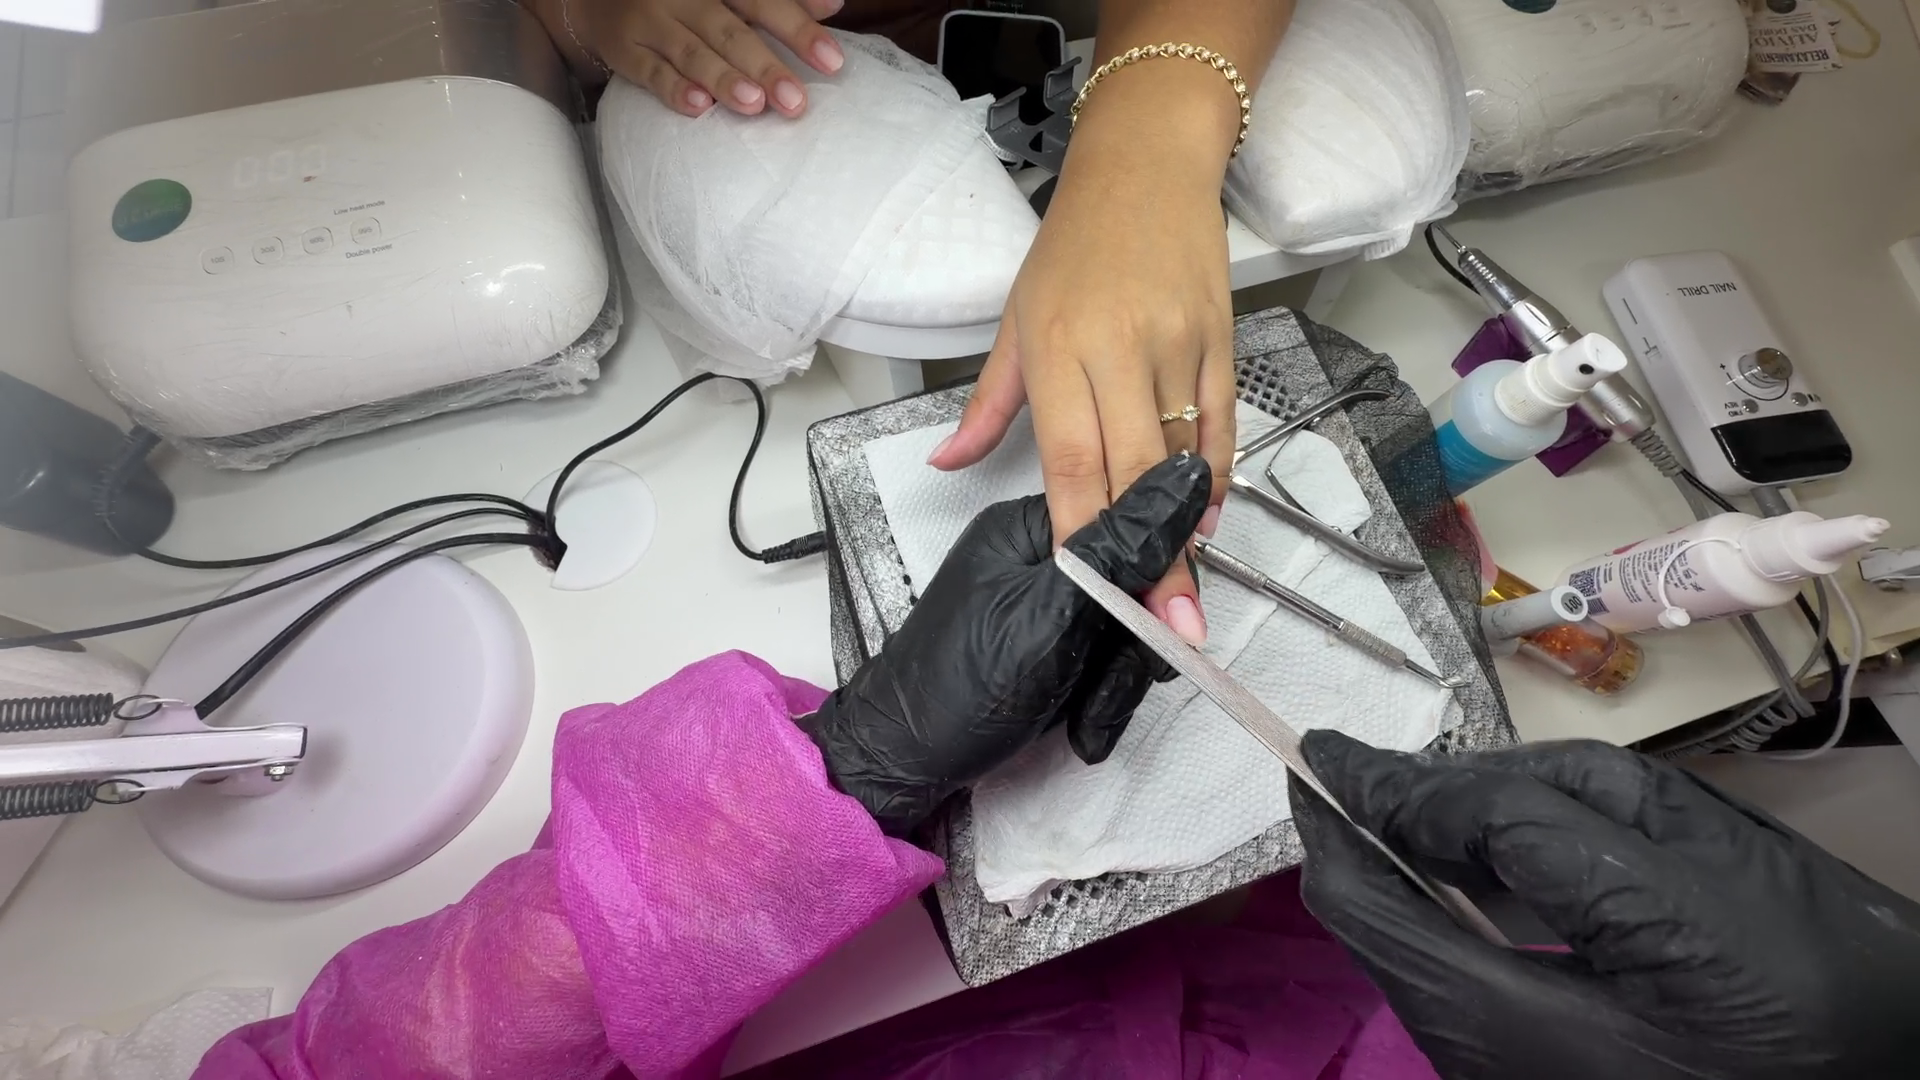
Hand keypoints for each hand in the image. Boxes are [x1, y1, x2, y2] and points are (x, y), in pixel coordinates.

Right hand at [550, 0, 845, 116]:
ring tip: (755, 104)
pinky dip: (674, 89)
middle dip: (766, 65)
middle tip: (797, 101)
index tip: (834, 60)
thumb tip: (832, 5)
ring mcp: (651, 20)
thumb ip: (776, 0)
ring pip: (692, 51)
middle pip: (731, 30)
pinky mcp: (625, 50)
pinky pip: (650, 73)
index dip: (798, 27)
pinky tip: (699, 107)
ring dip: (724, 78)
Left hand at [806, 453, 1210, 835]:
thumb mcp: (1053, 612)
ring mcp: (1043, 603)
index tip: (1166, 633)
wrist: (906, 760)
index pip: (1131, 523)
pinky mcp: (1048, 644)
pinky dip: (1101, 697)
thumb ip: (1124, 547)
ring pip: (1124, 630)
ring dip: (1116, 683)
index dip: (1158, 581)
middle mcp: (1040, 557)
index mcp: (1032, 526)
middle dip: (1130, 649)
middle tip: (1106, 687)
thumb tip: (1188, 472)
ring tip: (1086, 717)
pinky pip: (1102, 659)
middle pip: (1132, 583)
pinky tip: (1082, 724)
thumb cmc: (964, 684)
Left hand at [927, 72, 1238, 647]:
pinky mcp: (1220, 342)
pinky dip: (1217, 480)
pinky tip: (1208, 523)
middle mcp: (1120, 354)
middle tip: (1159, 623)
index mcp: (1058, 352)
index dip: (1080, 533)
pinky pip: (1223, 425)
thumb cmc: (1068, 251)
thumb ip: (985, 405)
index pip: (1069, 461)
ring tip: (1186, 597)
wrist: (1144, 169)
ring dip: (1185, 532)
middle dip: (1147, 557)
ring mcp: (1178, 348)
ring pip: (1183, 458)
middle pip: (1133, 474)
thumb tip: (947, 463)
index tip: (1090, 591)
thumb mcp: (1014, 322)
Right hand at [1290, 731, 1919, 1078]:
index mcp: (1724, 955)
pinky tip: (1506, 850)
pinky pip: (1633, 809)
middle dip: (1438, 790)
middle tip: (1355, 794)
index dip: (1397, 791)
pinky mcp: (1784, 872)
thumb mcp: (1500, 1053)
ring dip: (1488, 796)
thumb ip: (1394, 932)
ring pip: (1598, 782)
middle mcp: (1778, 888)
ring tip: (1423, 828)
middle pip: (1559, 783)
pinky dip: (1545, 815)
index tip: (1314, 761)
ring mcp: (1792, 875)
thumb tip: (1325, 824)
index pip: (1518, 822)